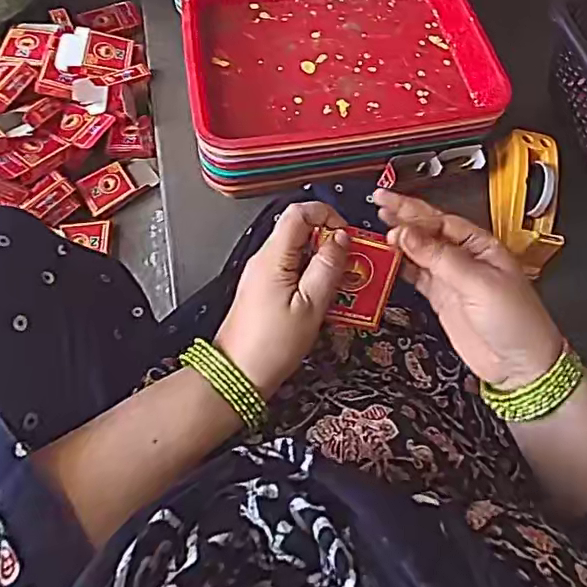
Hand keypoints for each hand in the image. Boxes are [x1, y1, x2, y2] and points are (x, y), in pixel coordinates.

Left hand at [214, 201, 351, 396]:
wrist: (237, 375)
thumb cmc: (270, 346)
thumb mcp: (312, 305)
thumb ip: (329, 266)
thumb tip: (342, 238)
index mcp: (274, 256)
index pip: (300, 211)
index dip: (327, 215)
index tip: (346, 235)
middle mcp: (265, 258)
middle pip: (301, 229)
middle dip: (330, 242)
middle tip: (349, 263)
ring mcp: (263, 273)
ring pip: (299, 250)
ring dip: (323, 261)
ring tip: (340, 285)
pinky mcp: (264, 288)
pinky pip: (292, 268)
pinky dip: (311, 276)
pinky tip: (323, 298)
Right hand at [373, 189, 564, 390]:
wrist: (521, 366)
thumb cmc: (518, 320)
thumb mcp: (479, 282)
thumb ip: (440, 258)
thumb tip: (407, 234)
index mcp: (479, 244)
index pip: (441, 221)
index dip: (416, 218)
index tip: (394, 221)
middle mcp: (463, 256)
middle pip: (428, 229)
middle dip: (403, 214)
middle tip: (380, 201)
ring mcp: (451, 276)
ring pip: (418, 250)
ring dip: (398, 239)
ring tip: (378, 227)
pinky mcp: (441, 297)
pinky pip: (415, 274)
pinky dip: (399, 266)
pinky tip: (387, 258)